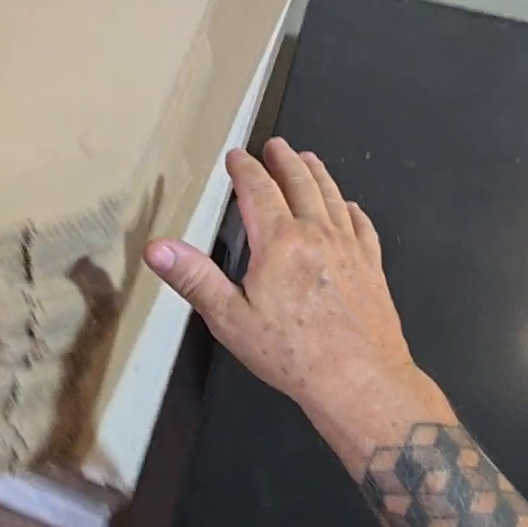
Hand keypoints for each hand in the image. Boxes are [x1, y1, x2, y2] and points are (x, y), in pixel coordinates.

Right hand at [145, 138, 453, 455]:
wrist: (360, 382)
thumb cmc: (290, 352)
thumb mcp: (229, 318)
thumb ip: (193, 277)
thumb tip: (155, 247)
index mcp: (278, 242)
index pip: (259, 191)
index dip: (245, 169)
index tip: (237, 155)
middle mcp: (316, 234)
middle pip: (300, 184)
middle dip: (285, 161)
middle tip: (277, 144)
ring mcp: (350, 249)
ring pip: (333, 198)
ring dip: (318, 175)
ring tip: (309, 159)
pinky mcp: (372, 268)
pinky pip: (363, 227)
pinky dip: (352, 210)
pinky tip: (351, 208)